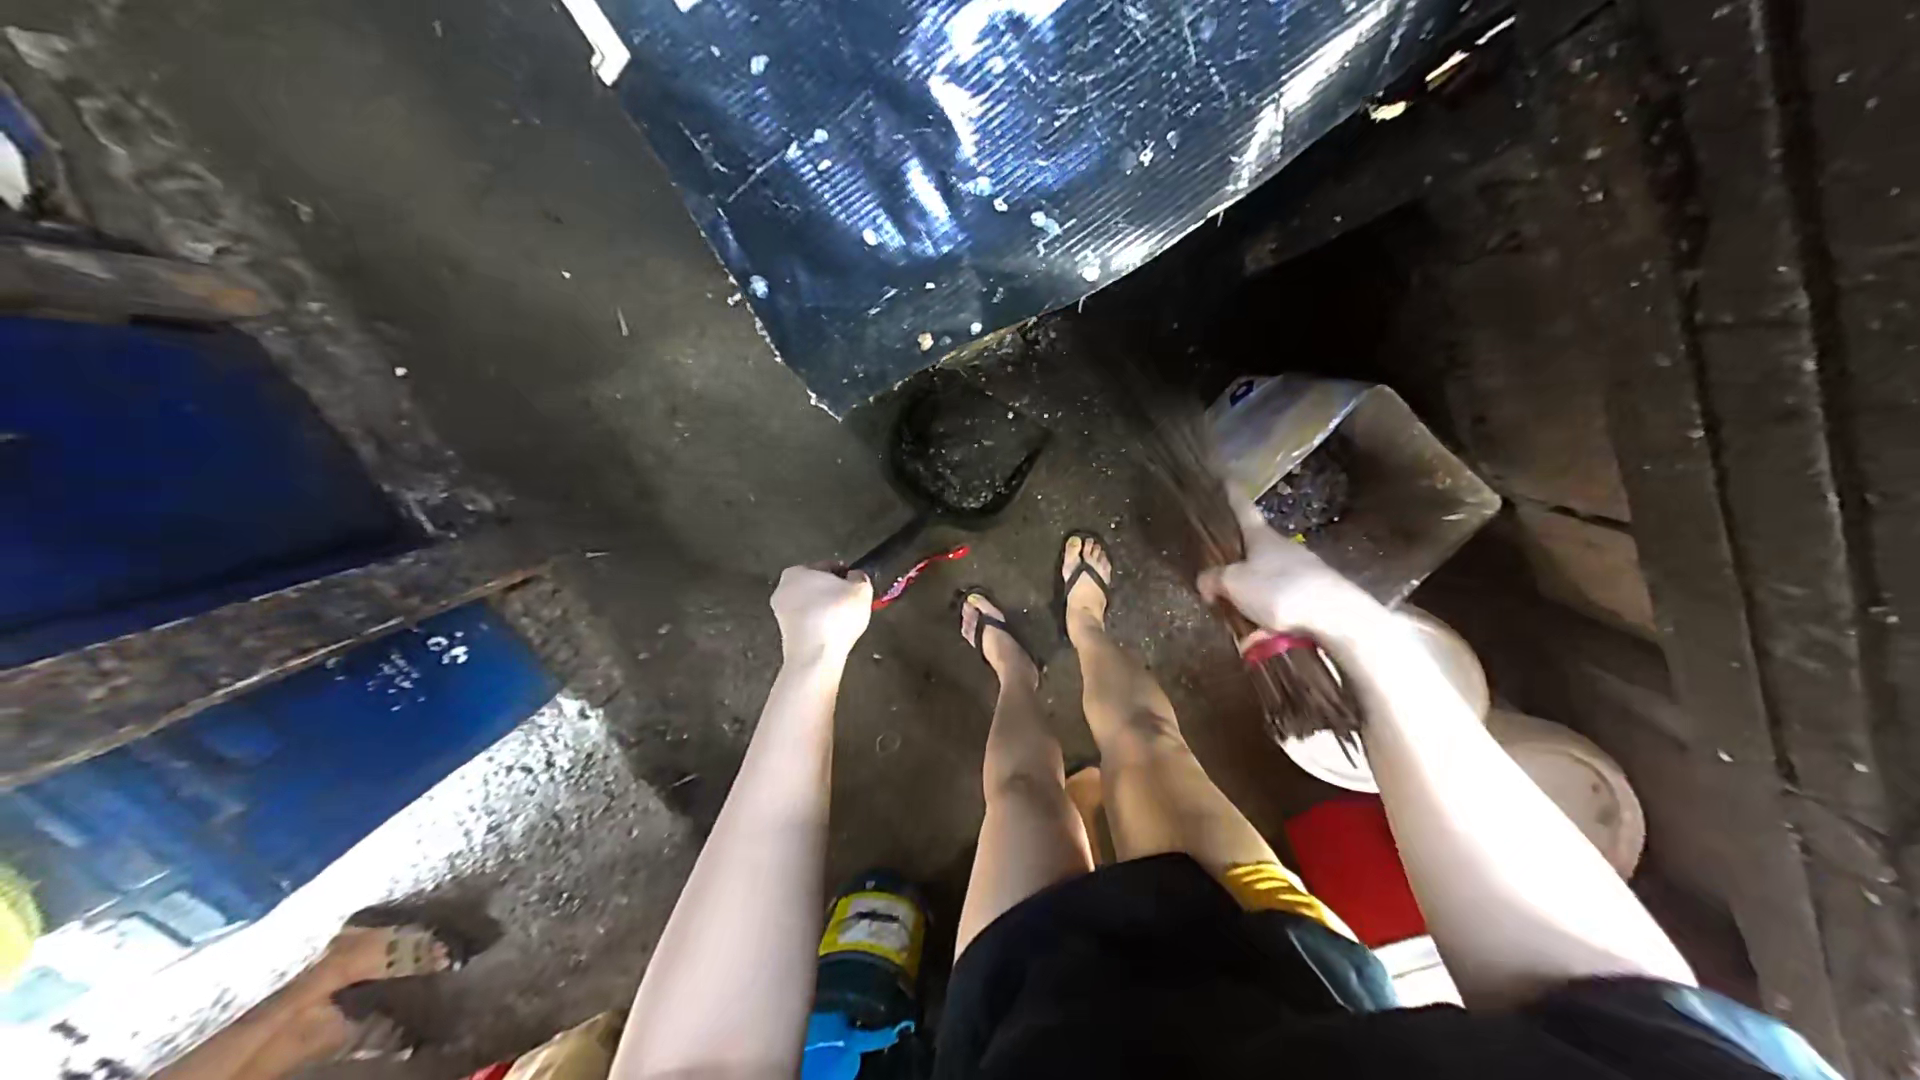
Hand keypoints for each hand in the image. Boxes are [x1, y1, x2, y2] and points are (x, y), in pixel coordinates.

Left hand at [771, 564, 872, 662]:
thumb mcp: (861, 588)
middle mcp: (783, 589)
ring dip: (825, 610)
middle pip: (816, 587)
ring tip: (844, 621)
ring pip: (811, 606)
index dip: (845, 575)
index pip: (827, 567)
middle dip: (832, 593)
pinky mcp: (785, 634)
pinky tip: (832, 633)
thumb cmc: (837, 614)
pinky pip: (808, 623)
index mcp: (796, 571)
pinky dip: (819, 626)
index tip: (857, 586)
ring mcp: (780, 613)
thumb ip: (860, 577)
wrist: (816, 654)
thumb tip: (855, 577)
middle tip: (851, 603)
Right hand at [1196, 497, 1386, 641]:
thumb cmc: (1280, 591)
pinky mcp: (1319, 594)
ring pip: (1272, 575)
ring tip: (1242, 613)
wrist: (1338, 618)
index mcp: (1263, 538)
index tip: (1227, 480)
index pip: (1243, 511)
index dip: (1233, 497)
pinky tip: (1266, 629)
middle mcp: (1286, 548)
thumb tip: (1206, 582)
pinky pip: (1286, 598)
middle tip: (1222, 572)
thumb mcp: (1234, 585)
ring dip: (1257, 590)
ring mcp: (1307, 570)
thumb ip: (1214, 580)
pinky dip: (1273, 610)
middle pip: (1258, 546)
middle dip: (1241, 558)